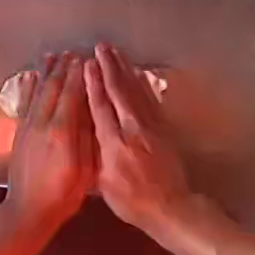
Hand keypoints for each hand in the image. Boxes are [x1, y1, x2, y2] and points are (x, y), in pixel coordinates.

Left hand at [2, 53, 93, 231]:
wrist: (28, 210)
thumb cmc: (63, 195)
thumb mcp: (85, 170)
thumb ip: (87, 138)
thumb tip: (91, 109)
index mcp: (62, 132)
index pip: (72, 95)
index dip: (80, 75)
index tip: (87, 59)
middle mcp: (42, 123)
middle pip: (54, 88)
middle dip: (64, 68)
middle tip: (74, 52)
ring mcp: (28, 126)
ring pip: (38, 91)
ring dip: (47, 72)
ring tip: (55, 55)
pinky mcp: (19, 131)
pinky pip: (26, 102)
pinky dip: (32, 86)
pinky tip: (35, 76)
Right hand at [83, 44, 193, 235]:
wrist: (172, 208)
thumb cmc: (132, 201)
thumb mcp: (103, 183)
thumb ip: (93, 154)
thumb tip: (82, 131)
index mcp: (113, 143)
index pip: (100, 106)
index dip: (93, 83)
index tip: (87, 64)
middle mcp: (133, 129)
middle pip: (119, 91)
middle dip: (109, 67)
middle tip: (101, 46)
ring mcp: (151, 127)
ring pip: (136, 91)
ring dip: (125, 69)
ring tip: (115, 52)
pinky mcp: (163, 129)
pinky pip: (150, 99)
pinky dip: (142, 83)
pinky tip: (137, 72)